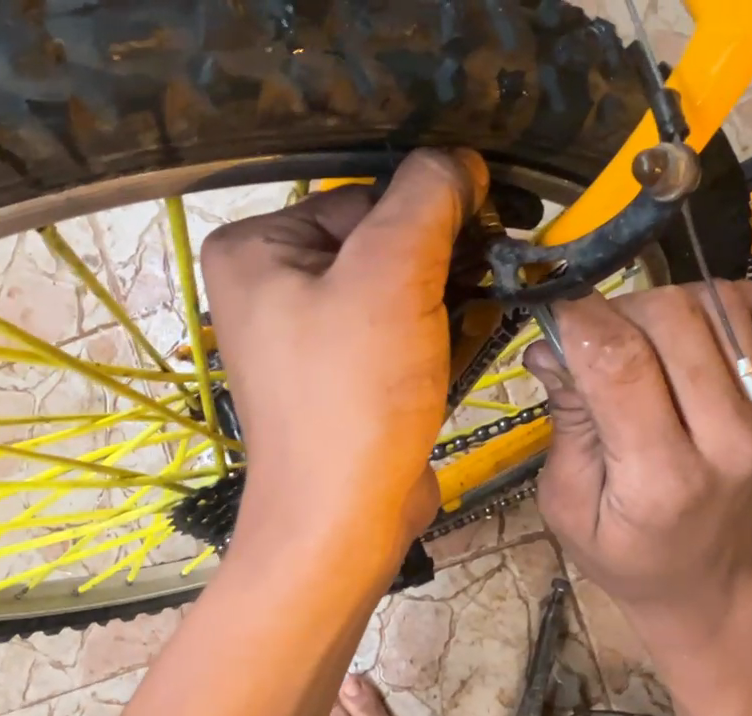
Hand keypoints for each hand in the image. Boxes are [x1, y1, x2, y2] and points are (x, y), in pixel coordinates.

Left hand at [201, 149, 487, 564]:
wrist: (344, 520)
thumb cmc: (354, 395)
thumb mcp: (392, 276)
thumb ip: (427, 200)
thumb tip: (459, 161)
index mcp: (256, 249)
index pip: (360, 199)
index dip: (427, 212)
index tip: (488, 228)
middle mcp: (271, 290)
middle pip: (378, 246)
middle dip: (441, 262)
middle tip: (495, 274)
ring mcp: (306, 342)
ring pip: (395, 295)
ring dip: (447, 301)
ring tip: (487, 312)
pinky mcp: (341, 384)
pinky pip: (395, 339)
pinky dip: (434, 338)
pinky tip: (467, 346)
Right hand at [526, 282, 751, 640]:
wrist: (702, 585)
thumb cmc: (625, 556)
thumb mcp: (568, 507)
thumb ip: (567, 424)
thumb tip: (551, 345)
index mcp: (662, 478)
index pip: (621, 364)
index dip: (578, 321)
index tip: (552, 315)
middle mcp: (726, 437)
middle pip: (672, 320)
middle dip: (616, 312)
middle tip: (591, 342)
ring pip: (719, 305)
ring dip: (665, 305)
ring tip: (637, 340)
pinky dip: (739, 300)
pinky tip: (700, 325)